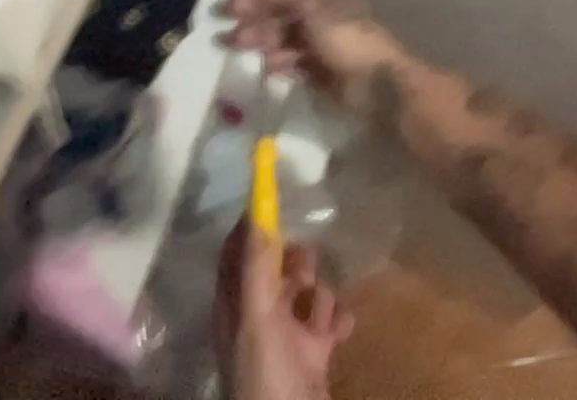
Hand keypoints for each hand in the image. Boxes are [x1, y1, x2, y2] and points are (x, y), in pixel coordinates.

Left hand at [219, 219, 354, 399]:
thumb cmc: (266, 376)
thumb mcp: (258, 318)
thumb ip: (257, 267)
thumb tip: (255, 211)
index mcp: (234, 306)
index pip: (237, 253)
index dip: (253, 226)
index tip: (274, 200)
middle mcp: (256, 318)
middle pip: (274, 270)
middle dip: (295, 263)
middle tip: (308, 265)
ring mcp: (285, 338)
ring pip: (304, 294)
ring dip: (319, 295)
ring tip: (323, 313)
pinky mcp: (311, 356)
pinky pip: (326, 322)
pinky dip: (336, 321)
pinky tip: (342, 331)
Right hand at [222, 0, 406, 111]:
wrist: (375, 84)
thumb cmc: (346, 37)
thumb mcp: (314, 6)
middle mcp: (317, 11)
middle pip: (278, 6)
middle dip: (252, 9)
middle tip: (229, 16)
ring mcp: (315, 40)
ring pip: (279, 33)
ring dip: (259, 36)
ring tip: (239, 43)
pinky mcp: (314, 67)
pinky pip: (288, 60)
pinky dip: (277, 61)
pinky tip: (270, 66)